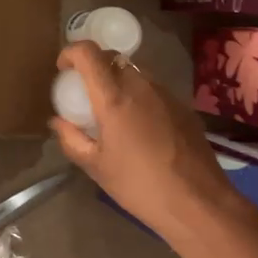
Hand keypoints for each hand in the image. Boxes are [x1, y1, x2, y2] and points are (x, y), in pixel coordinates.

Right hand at [49, 41, 233, 232]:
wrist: (200, 204)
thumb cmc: (141, 185)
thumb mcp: (96, 168)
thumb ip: (72, 139)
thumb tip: (58, 121)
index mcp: (114, 97)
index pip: (88, 52)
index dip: (71, 52)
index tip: (63, 69)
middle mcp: (140, 85)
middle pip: (111, 57)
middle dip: (94, 67)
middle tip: (86, 93)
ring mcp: (166, 94)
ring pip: (135, 72)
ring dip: (118, 81)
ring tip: (115, 112)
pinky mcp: (183, 107)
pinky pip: (154, 90)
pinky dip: (140, 96)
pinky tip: (142, 128)